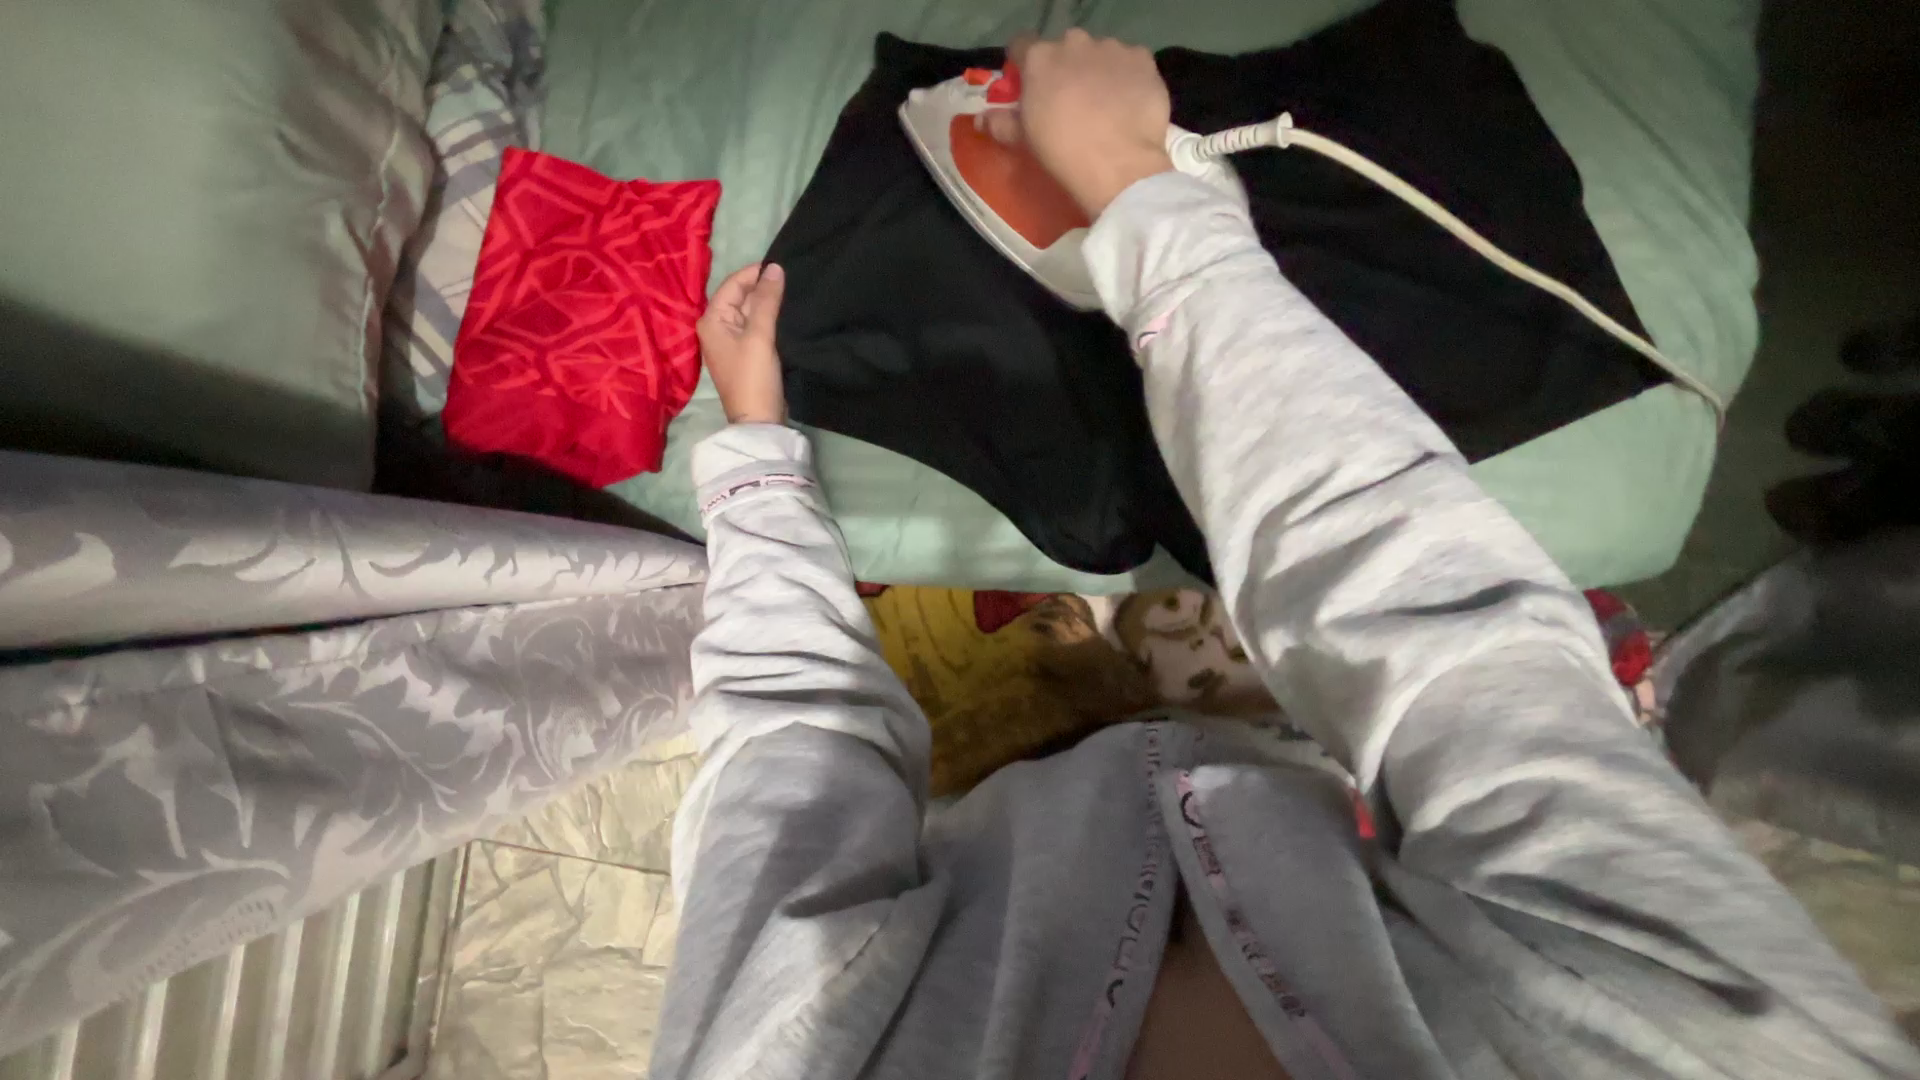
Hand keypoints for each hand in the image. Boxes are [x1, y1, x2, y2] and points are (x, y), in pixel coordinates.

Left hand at [698, 262, 786, 424]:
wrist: (758, 420)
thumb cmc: (753, 377)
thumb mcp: (759, 335)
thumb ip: (767, 300)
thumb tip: (775, 268)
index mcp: (712, 320)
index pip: (732, 284)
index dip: (755, 273)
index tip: (783, 266)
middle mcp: (717, 328)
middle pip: (740, 297)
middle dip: (763, 288)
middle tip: (792, 280)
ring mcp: (731, 342)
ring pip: (750, 313)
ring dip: (768, 304)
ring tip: (793, 294)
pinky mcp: (746, 354)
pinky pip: (756, 328)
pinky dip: (769, 320)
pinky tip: (787, 316)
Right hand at [980, 30, 1173, 217]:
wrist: (1117, 165)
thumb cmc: (1061, 152)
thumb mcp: (1024, 140)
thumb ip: (1001, 123)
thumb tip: (981, 118)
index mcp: (1039, 58)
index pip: (1021, 46)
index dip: (1023, 65)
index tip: (1028, 86)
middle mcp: (1074, 42)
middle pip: (1064, 48)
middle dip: (1064, 68)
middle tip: (1069, 102)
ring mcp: (1112, 48)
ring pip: (1099, 53)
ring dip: (1097, 71)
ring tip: (1103, 105)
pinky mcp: (1143, 60)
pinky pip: (1130, 62)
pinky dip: (1126, 78)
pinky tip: (1127, 105)